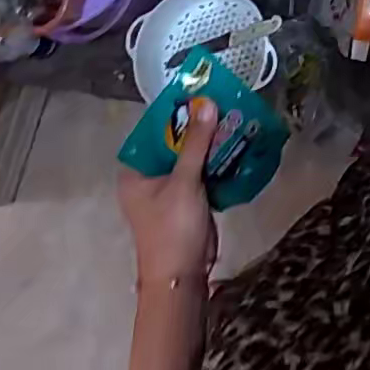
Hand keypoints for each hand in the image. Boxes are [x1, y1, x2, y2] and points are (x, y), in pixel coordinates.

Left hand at [118, 96, 219, 286]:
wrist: (183, 279)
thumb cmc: (173, 228)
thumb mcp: (184, 181)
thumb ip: (196, 142)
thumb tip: (207, 102)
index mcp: (135, 171)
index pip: (153, 129)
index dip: (174, 110)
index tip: (198, 90)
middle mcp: (149, 176)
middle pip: (174, 140)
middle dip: (196, 123)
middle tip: (221, 98)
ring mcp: (169, 187)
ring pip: (190, 154)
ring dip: (209, 139)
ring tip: (232, 113)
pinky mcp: (189, 197)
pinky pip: (202, 169)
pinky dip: (215, 157)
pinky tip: (234, 140)